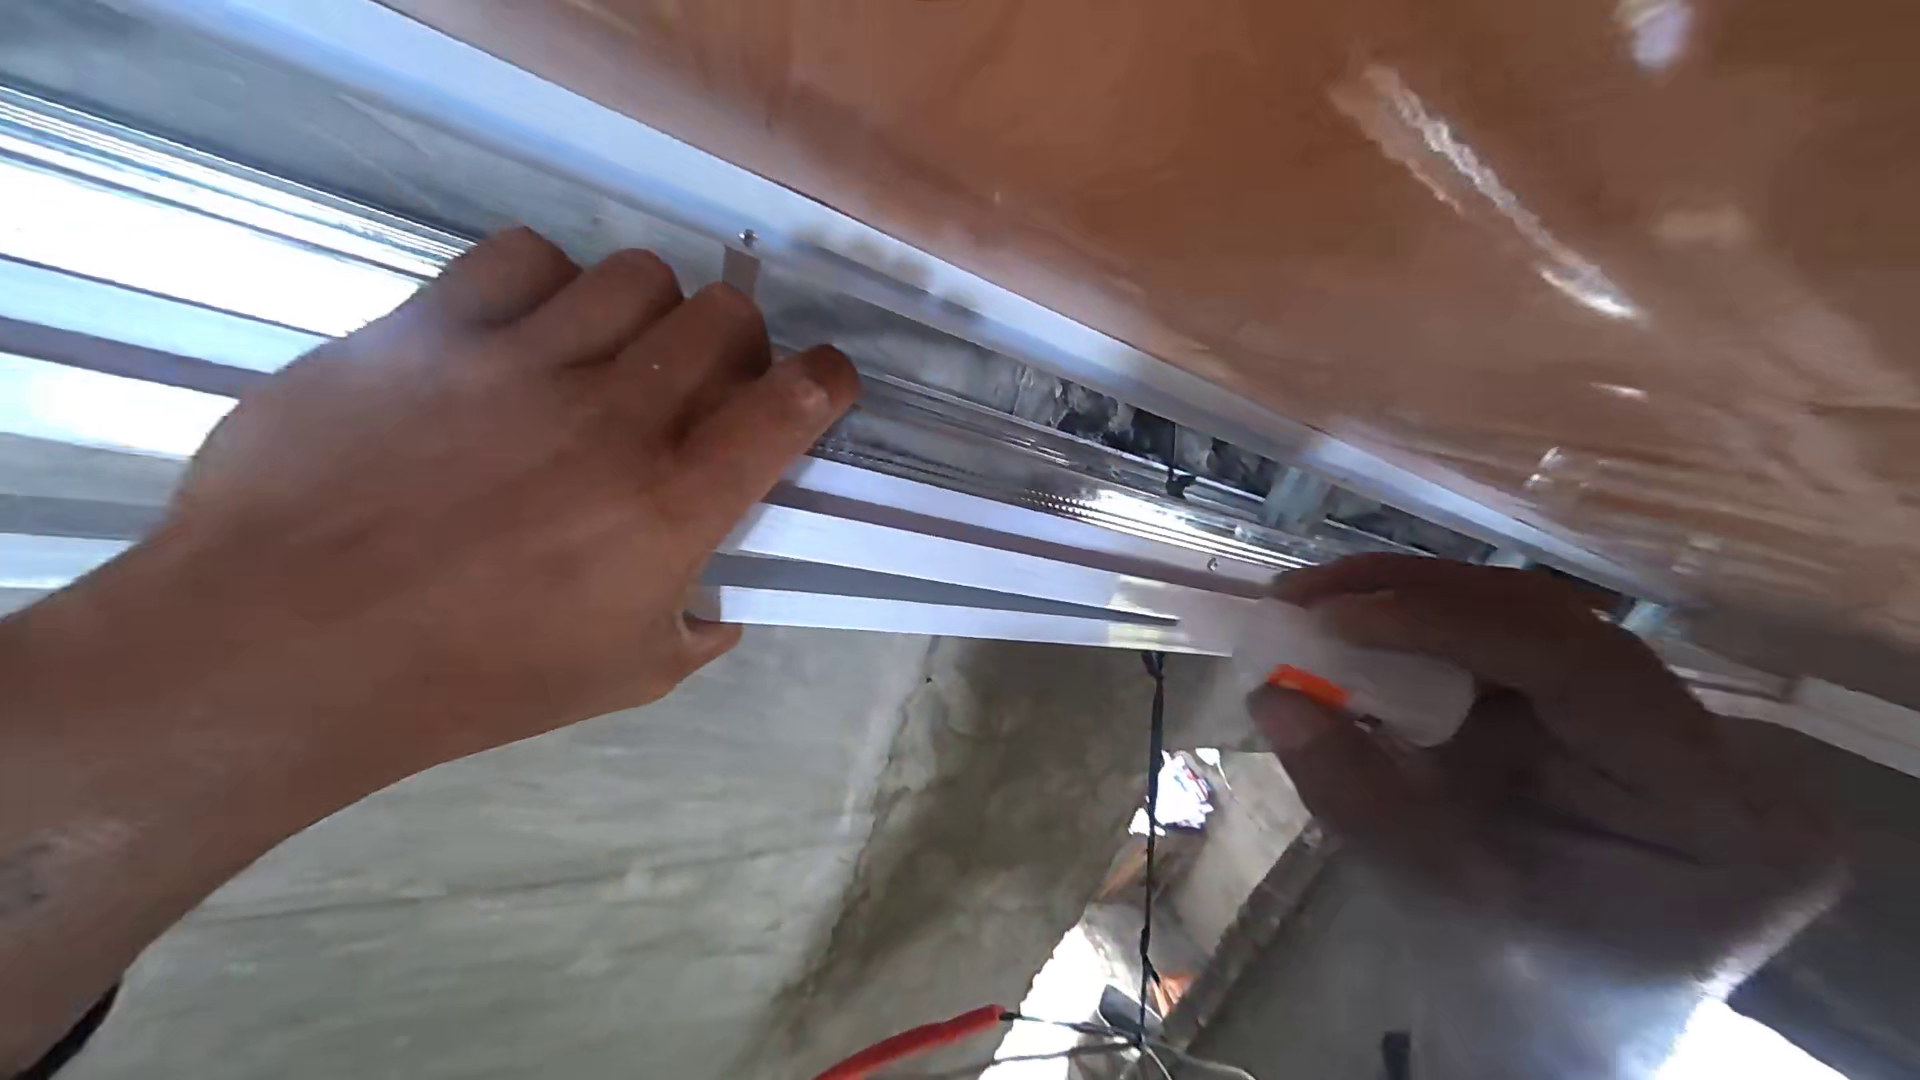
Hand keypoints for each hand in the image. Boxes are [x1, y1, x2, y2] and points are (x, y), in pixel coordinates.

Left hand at [144, 226, 859, 777]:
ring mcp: (520, 364)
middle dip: (744, 342)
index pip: (793, 403)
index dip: (830, 379)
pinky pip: (524, 257)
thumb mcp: (634, 674)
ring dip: (656, 313)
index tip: (828, 384)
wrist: (280, 652)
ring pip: (638, 276)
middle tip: (713, 381)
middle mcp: (616, 417)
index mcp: (676, 502)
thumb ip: (706, 630)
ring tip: (622, 356)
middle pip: (726, 315)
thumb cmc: (483, 677)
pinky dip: (553, 284)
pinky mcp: (428, 332)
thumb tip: (728, 608)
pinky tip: (533, 334)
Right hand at [1250, 556, 1842, 988]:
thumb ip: (1354, 796)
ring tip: (1304, 602)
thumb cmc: (1511, 977)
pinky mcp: (1554, 703)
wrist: (1535, 1002)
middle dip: (1408, 593)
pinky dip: (1396, 626)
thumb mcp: (1432, 897)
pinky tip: (1338, 630)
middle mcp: (1682, 738)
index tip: (1334, 619)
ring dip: (1394, 596)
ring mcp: (1615, 713)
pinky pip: (1474, 639)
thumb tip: (1272, 698)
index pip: (1581, 665)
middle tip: (1302, 595)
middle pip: (1542, 618)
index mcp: (1711, 806)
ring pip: (1505, 613)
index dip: (1448, 623)